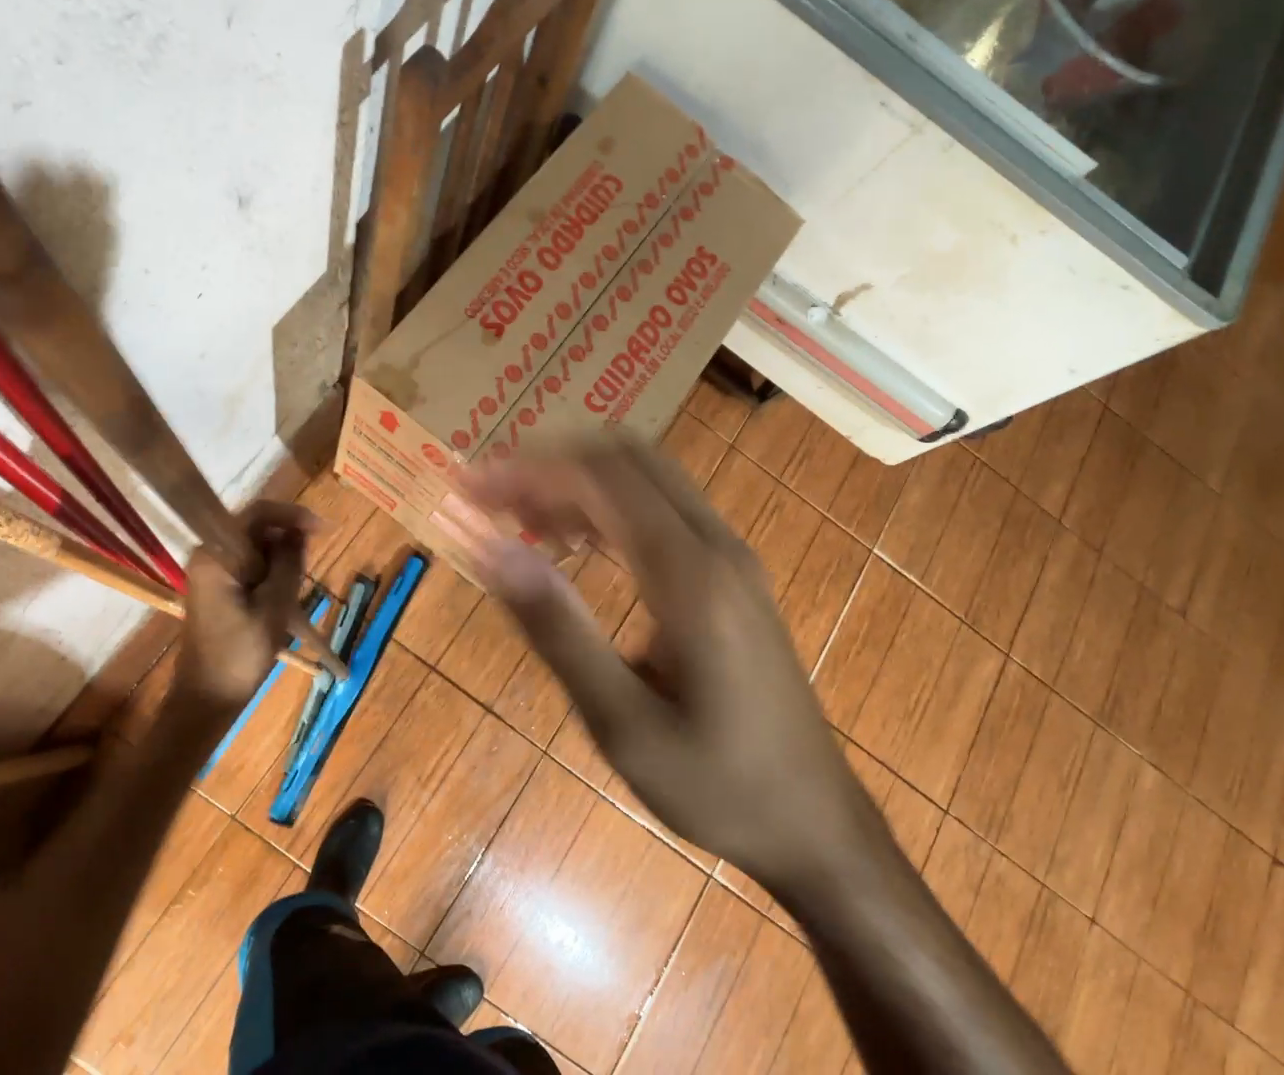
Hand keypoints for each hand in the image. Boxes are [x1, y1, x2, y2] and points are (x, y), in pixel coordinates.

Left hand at [170, 501, 315, 712]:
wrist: (206, 698)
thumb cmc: (240, 653)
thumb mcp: (275, 606)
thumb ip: (289, 563)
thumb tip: (299, 531)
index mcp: (216, 554)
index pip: (256, 513)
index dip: (292, 515)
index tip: (322, 530)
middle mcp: (208, 555)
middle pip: (254, 529)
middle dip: (286, 543)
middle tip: (308, 570)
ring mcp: (209, 573)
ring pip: (254, 550)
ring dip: (280, 563)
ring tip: (295, 592)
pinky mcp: (215, 590)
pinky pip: (248, 568)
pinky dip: (269, 576)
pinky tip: (282, 600)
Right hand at [461, 439, 885, 888]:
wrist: (815, 822)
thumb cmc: (716, 786)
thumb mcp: (622, 724)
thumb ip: (559, 632)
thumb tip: (493, 553)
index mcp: (691, 578)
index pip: (601, 480)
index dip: (528, 470)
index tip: (468, 486)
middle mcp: (718, 549)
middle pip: (628, 460)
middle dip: (551, 465)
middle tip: (491, 501)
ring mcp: (734, 560)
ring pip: (649, 481)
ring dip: (581, 484)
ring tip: (520, 522)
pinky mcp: (736, 579)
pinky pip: (667, 513)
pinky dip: (612, 510)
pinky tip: (578, 549)